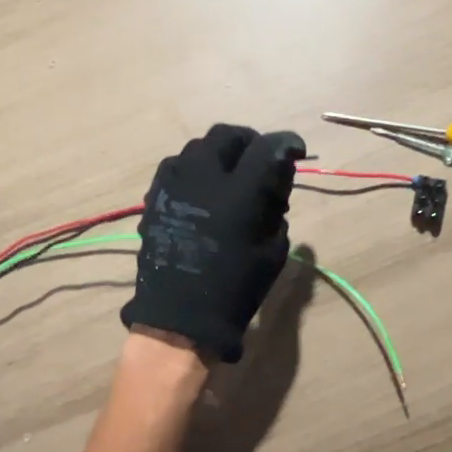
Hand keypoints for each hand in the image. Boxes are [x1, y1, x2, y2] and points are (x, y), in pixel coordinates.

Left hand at [120, 124, 305, 362]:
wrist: (180, 317)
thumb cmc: (235, 287)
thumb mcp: (273, 248)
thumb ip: (276, 205)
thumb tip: (275, 180)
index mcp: (239, 191)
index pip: (268, 146)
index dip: (287, 144)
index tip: (297, 151)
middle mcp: (203, 175)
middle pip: (229, 135)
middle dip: (250, 142)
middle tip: (262, 160)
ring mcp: (173, 181)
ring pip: (200, 146)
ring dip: (222, 153)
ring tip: (233, 176)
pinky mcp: (154, 193)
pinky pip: (180, 165)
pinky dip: (198, 169)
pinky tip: (206, 191)